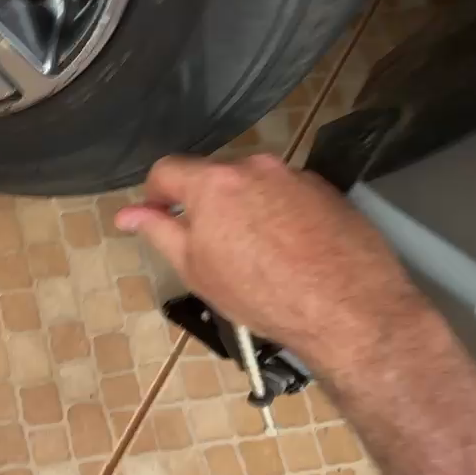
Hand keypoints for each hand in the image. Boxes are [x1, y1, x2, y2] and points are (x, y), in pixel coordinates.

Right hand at [116, 155, 445, 375]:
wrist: (349, 308)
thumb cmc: (260, 292)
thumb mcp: (194, 267)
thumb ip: (158, 231)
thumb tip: (127, 214)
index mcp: (213, 182)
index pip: (165, 170)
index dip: (154, 195)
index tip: (158, 220)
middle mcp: (253, 166)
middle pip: (210, 176)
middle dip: (202, 203)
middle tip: (208, 247)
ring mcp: (293, 175)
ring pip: (249, 185)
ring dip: (240, 208)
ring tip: (252, 253)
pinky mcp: (325, 189)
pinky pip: (283, 193)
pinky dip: (275, 213)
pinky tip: (285, 250)